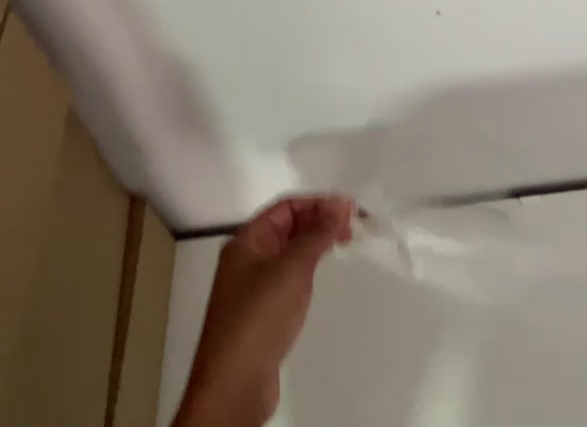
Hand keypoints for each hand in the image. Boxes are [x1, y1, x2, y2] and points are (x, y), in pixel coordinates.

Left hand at [175, 195, 355, 426]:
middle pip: (286, 227)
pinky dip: (306, 269)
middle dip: (318, 220)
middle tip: (352, 227)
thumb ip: (317, 233)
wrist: (234, 384)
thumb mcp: (292, 268)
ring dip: (314, 243)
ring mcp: (252, 287)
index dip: (317, 202)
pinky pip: (287, 277)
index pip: (285, 206)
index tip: (350, 209)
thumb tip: (340, 203)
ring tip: (342, 244)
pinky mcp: (260, 313)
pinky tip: (319, 277)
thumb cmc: (260, 316)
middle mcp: (246, 259)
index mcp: (246, 241)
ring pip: (288, 252)